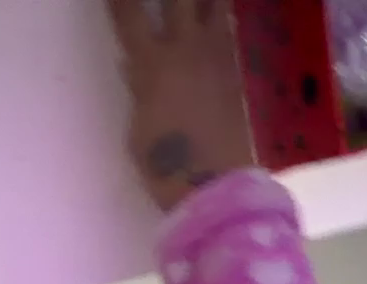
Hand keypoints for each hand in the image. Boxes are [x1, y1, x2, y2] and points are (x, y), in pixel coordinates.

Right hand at [106, 0, 255, 211]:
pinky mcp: (236, 66)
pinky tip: (214, 13)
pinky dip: (219, 15)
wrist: (211, 182)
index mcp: (153, 66)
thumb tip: (134, 66)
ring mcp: (216, 54)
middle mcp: (186, 48)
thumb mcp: (138, 128)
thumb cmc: (164, 165)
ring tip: (193, 6)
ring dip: (202, 1)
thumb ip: (139, 91)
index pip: (130, 16)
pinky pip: (228, 25)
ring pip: (214, 2)